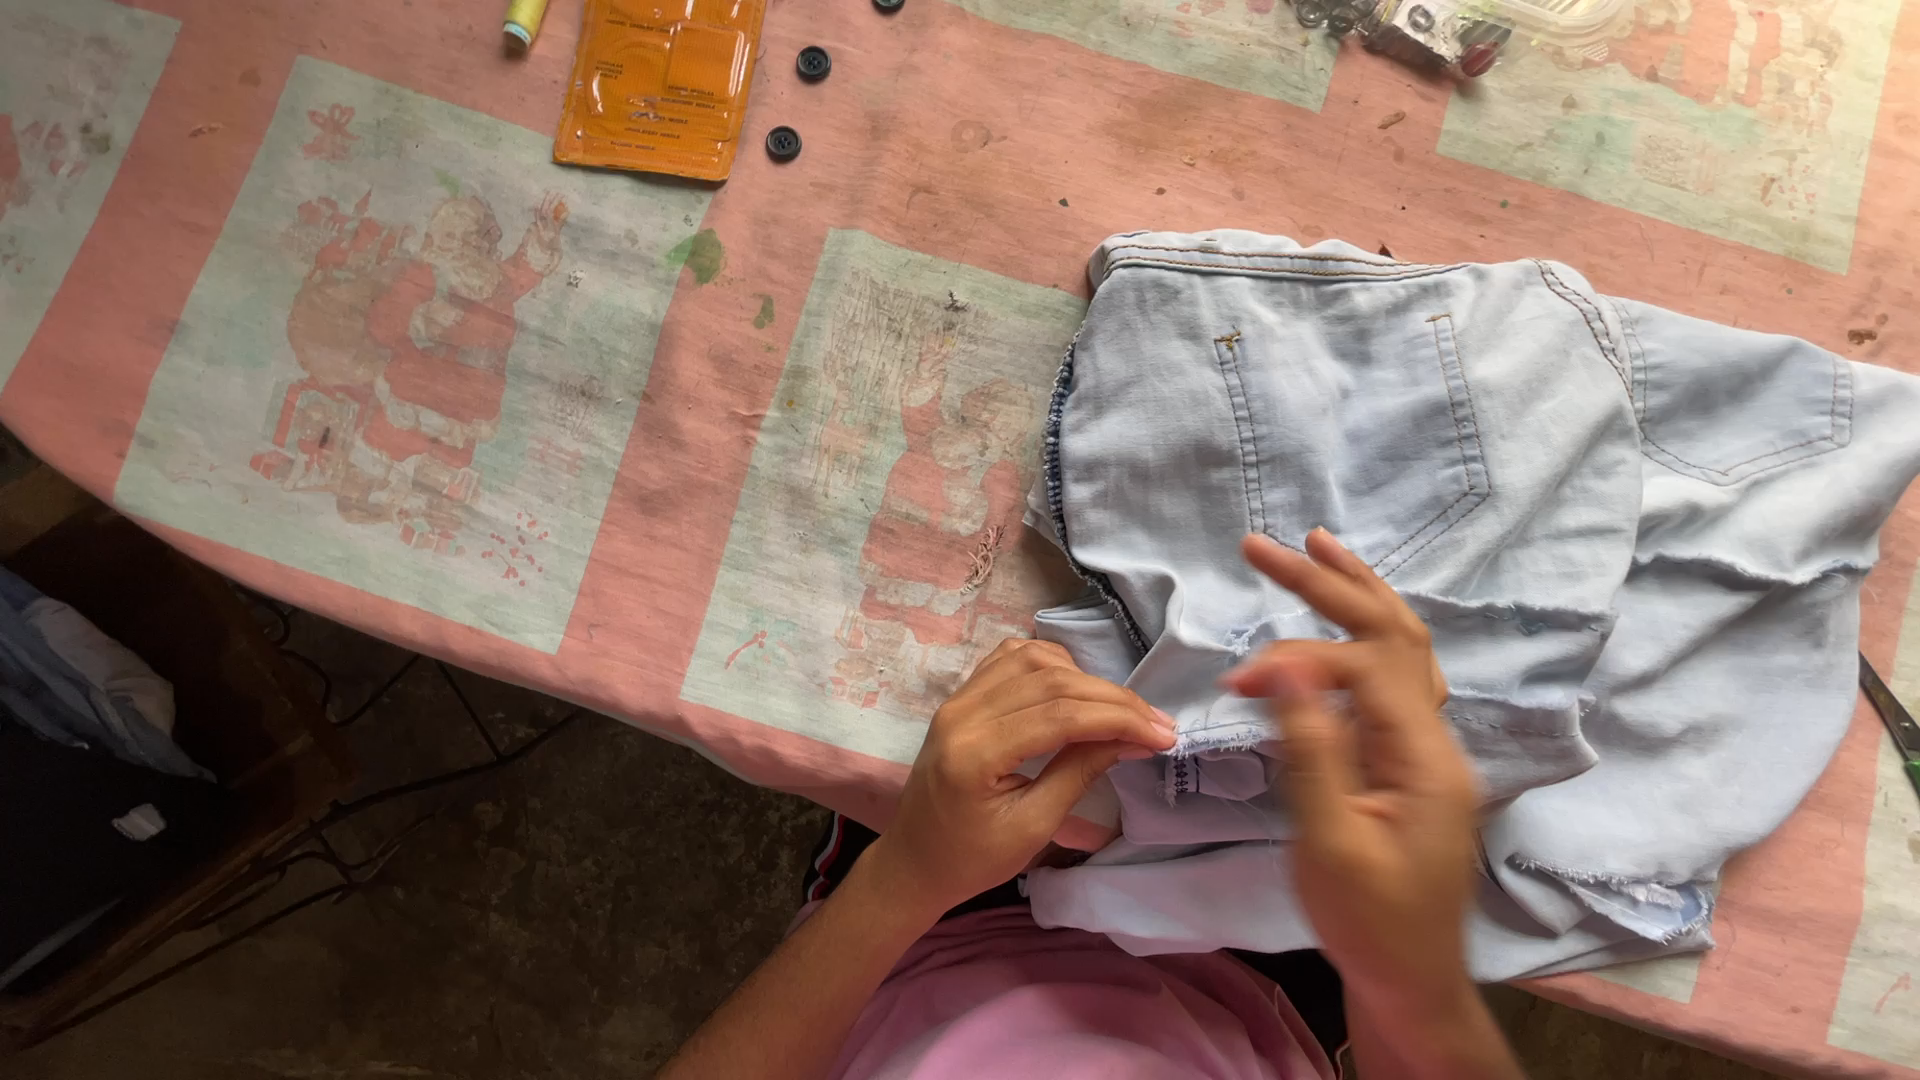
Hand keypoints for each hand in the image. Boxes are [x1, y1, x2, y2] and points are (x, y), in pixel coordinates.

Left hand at [864, 638, 1176, 920]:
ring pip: (1031, 658)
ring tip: (1118, 708)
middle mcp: (962, 711)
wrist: (913, 862)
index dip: (1118, 718)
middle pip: (1050, 681)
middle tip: (1156, 722)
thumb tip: (1131, 738)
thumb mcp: (1032, 827)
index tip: (1164, 734)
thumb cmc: (971, 859)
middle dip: (1111, 698)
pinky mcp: (960, 695)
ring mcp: (957, 698)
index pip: (1060, 714)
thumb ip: (1080, 772)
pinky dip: (1049, 663)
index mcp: (975, 751)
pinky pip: (1009, 658)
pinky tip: (1073, 685)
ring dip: (1082, 676)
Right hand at [1225, 529, 1480, 1017]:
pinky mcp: (1408, 755)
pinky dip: (1363, 633)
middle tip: (1265, 547)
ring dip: (1356, 594)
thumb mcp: (1329, 838)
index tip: (1235, 684)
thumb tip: (1283, 666)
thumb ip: (1311, 747)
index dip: (1294, 659)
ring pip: (1403, 646)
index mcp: (1423, 756)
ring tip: (1317, 549)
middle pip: (1392, 634)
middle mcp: (1435, 736)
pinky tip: (1343, 619)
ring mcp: (1426, 744)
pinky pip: (1393, 675)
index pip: (1361, 667)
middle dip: (1328, 584)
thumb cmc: (1366, 917)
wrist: (1410, 976)